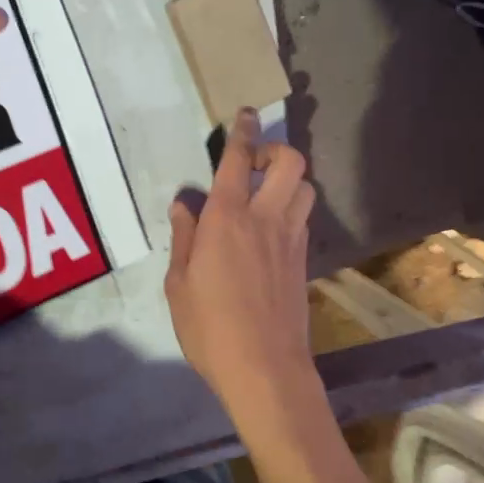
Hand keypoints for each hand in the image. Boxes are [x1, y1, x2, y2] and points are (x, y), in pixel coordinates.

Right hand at [165, 109, 318, 413]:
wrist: (266, 368)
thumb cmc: (210, 328)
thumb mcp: (179, 284)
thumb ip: (184, 238)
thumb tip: (184, 204)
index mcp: (227, 218)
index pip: (238, 161)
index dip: (243, 131)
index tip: (246, 114)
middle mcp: (265, 218)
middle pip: (289, 162)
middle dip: (275, 150)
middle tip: (254, 163)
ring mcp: (290, 238)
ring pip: (304, 187)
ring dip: (289, 179)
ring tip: (267, 193)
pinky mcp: (303, 259)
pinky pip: (303, 217)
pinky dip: (292, 208)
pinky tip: (273, 228)